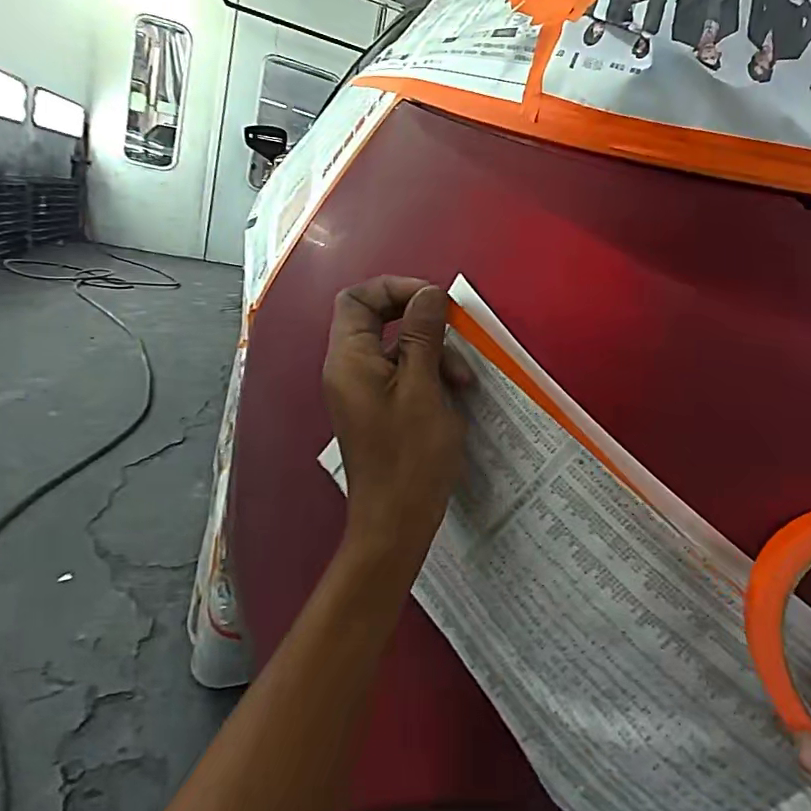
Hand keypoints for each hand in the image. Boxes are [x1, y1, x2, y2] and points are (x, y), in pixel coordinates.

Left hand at [322, 277, 472, 566]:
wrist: (396, 521)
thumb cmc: (410, 455)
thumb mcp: (423, 388)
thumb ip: (423, 335)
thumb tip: (428, 293)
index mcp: (349, 358)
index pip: (358, 299)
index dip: (395, 289)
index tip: (433, 300)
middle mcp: (347, 368)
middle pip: (376, 319)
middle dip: (419, 320)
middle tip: (453, 330)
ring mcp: (361, 389)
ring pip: (394, 348)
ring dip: (431, 352)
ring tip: (462, 379)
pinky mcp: (376, 407)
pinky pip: (399, 374)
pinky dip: (427, 375)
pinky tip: (453, 395)